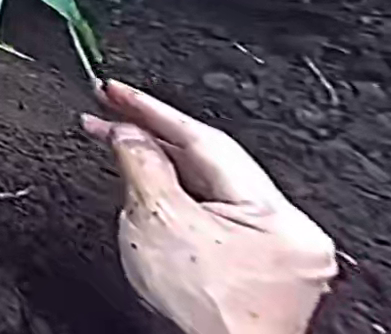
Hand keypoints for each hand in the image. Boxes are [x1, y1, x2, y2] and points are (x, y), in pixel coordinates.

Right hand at [82, 80, 336, 333]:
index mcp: (279, 218)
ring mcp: (271, 247)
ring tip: (106, 133)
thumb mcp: (156, 213)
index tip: (112, 88)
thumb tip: (124, 128)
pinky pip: (203, 202)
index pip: (205, 141)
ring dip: (151, 154)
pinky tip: (137, 172)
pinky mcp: (249, 259)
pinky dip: (165, 182)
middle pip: (205, 159)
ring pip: (202, 180)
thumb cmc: (199, 302)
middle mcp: (287, 231)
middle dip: (147, 130)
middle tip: (102, 104)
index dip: (151, 108)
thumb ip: (139, 159)